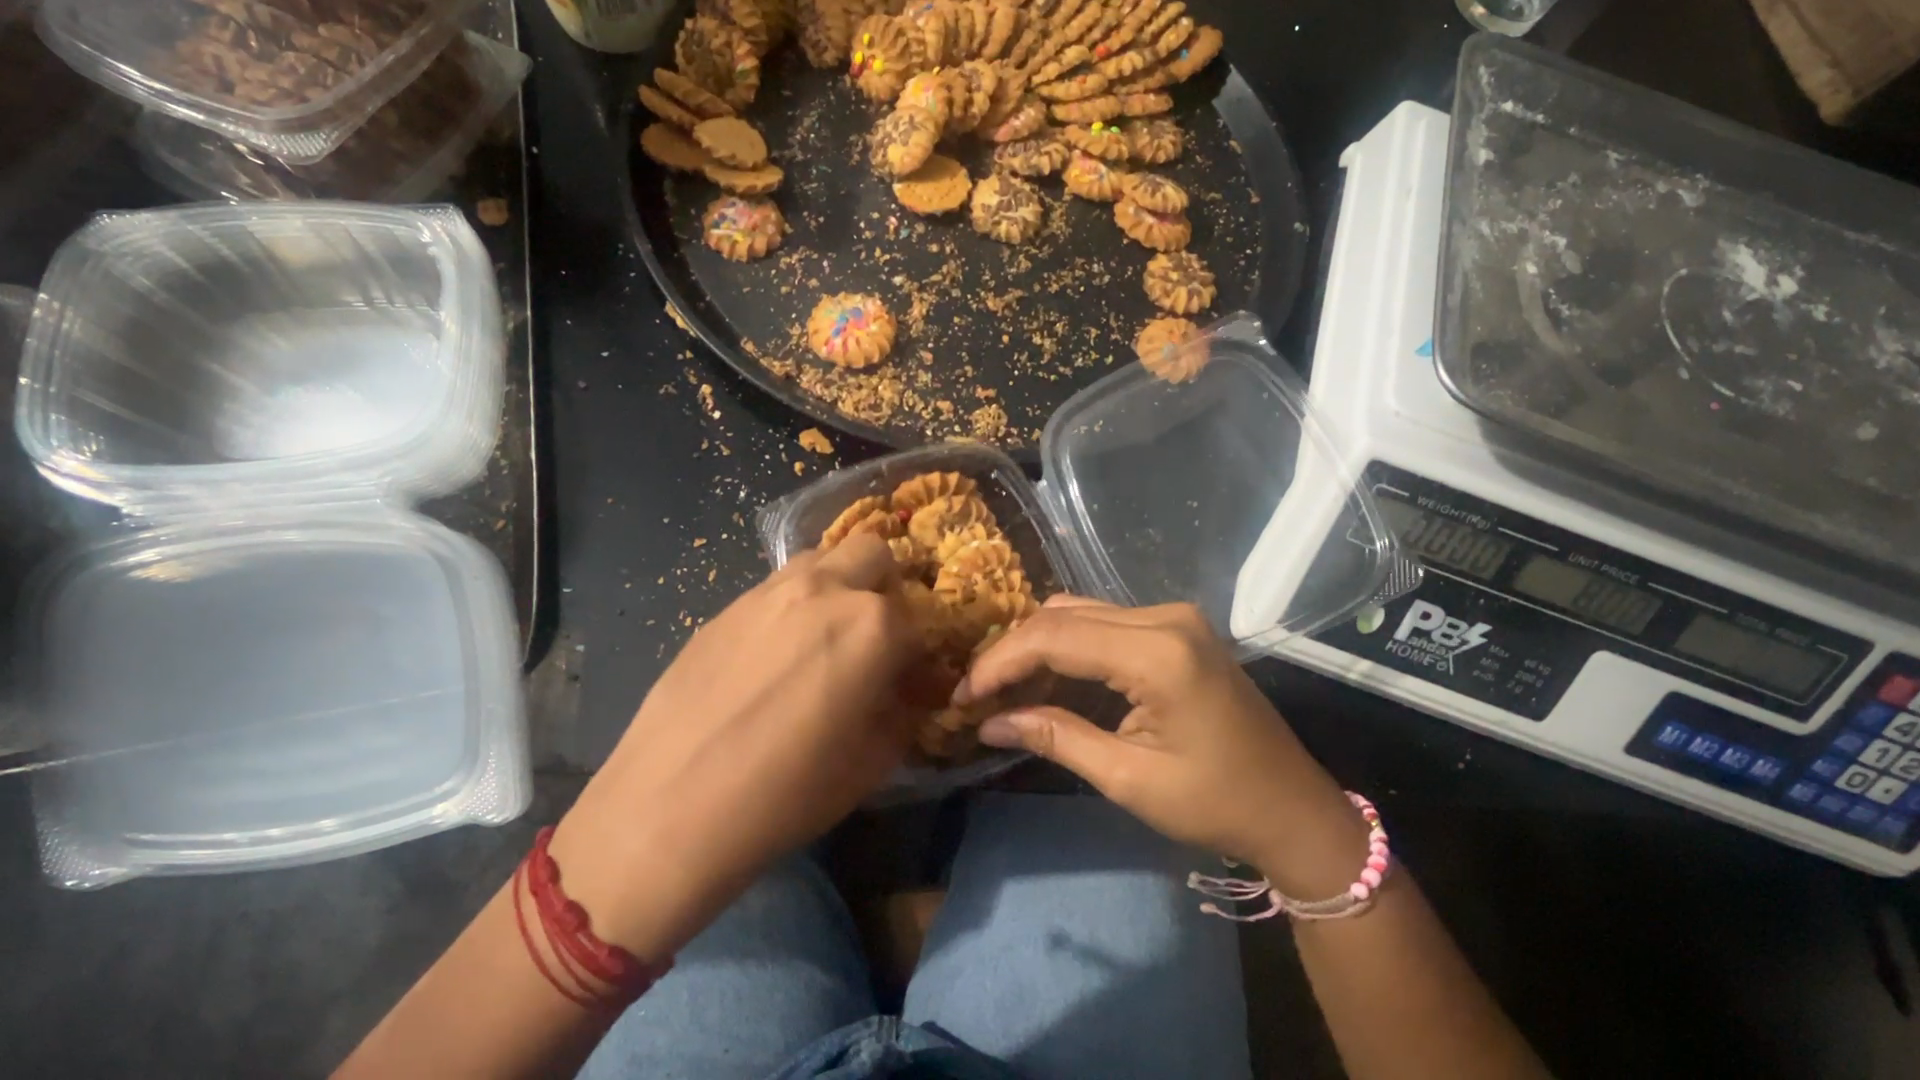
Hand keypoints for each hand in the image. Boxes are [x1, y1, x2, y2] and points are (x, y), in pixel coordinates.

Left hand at [548, 534, 923, 954]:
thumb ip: (904, 712)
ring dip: (837, 587)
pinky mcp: (723, 608)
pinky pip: (775, 589)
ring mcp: (767, 592)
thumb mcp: (871, 763)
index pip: (920, 622)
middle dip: (885, 590)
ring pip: (821, 560)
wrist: (670, 808)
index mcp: (872, 626)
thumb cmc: (787, 794)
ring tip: (822, 643)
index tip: (912, 688)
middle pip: (873, 556)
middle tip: (874, 642)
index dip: (921, 657)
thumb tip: (911, 691)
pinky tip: (771, 661)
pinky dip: (792, 608)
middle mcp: (824, 590)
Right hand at [959, 596, 1368, 895]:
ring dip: (1037, 648)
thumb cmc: (1214, 803)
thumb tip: (988, 724)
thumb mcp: (1127, 778)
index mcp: (1158, 652)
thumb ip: (1057, 737)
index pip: (1054, 636)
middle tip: (976, 697)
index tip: (963, 696)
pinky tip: (1045, 683)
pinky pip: (1106, 625)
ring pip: (1080, 614)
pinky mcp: (1178, 630)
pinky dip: (1069, 649)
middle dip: (1012, 653)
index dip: (1000, 661)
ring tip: (1002, 692)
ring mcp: (1175, 619)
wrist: (1291, 807)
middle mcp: (1165, 617)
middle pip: (1063, 616)